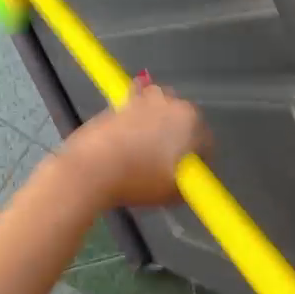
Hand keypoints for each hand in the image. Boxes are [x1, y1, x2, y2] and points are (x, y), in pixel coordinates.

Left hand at [59, 80, 210, 206]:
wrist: (90, 169)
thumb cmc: (138, 180)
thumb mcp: (173, 193)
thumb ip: (188, 184)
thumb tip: (185, 182)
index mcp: (191, 121)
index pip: (204, 142)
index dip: (197, 162)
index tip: (186, 177)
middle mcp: (170, 102)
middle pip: (181, 123)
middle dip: (175, 140)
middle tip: (163, 164)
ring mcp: (141, 100)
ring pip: (156, 113)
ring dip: (154, 126)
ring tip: (142, 151)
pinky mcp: (116, 104)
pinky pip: (131, 111)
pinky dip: (131, 119)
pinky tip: (126, 134)